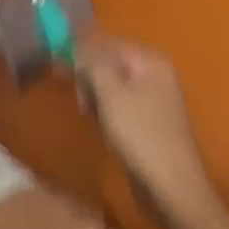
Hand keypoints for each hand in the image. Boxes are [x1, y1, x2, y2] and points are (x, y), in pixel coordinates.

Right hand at [76, 37, 211, 216]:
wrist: (171, 185)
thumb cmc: (139, 134)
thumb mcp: (110, 93)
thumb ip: (93, 64)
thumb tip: (77, 47)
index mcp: (150, 61)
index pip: (108, 43)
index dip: (81, 51)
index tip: (58, 65)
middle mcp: (156, 75)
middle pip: (111, 63)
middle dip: (89, 76)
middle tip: (78, 98)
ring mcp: (154, 99)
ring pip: (113, 86)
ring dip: (95, 95)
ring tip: (86, 113)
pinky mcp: (149, 122)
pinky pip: (120, 105)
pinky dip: (106, 110)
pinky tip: (99, 124)